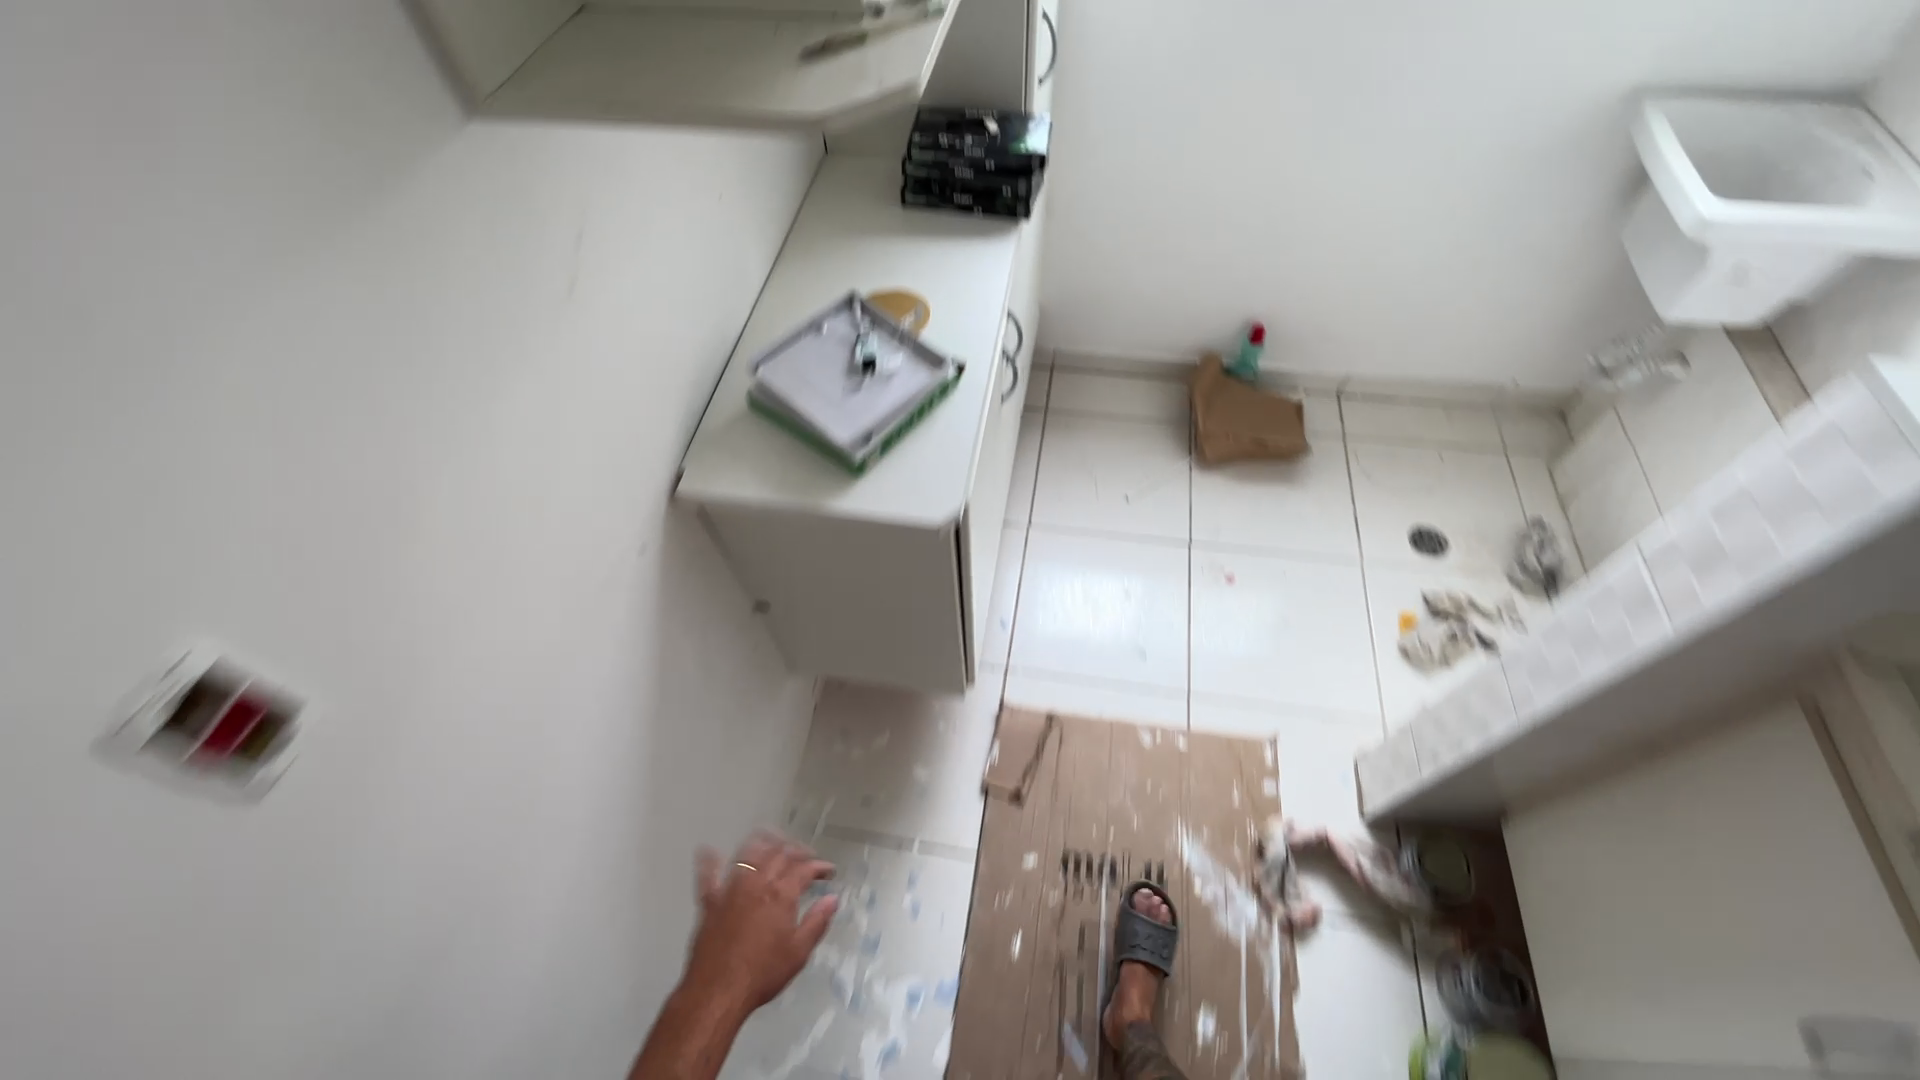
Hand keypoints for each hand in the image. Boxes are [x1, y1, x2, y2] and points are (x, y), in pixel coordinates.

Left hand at [682, 831, 839, 1014]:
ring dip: (763, 843)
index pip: (805, 869)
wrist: (717, 992)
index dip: (819, 866)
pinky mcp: (710, 902)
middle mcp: (756, 883)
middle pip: (778, 854)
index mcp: (781, 894)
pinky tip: (710, 851)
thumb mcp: (798, 952)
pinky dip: (710, 860)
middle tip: (806, 856)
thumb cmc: (763, 974)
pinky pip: (708, 875)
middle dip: (796, 851)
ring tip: (773, 843)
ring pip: (747, 854)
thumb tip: (833, 899)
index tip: (829, 871)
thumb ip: (817, 922)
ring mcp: (730, 889)